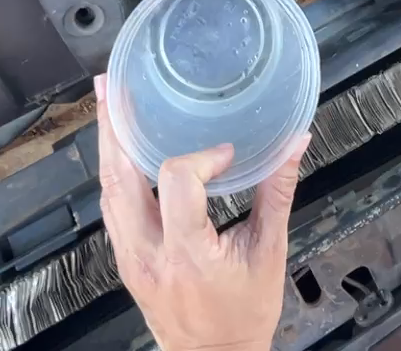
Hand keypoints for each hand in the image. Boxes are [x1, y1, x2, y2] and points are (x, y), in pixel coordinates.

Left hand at [95, 74, 310, 350]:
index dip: (201, 157)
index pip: (176, 181)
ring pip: (106, 191)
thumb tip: (294, 142)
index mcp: (188, 253)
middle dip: (113, 127)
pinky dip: (113, 169)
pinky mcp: (125, 258)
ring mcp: (130, 257)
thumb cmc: (243, 314)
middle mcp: (148, 254)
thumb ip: (278, 192)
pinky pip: (110, 206)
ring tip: (107, 101)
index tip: (224, 153)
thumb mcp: (269, 251)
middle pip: (119, 180)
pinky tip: (118, 146)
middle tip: (110, 85)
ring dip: (107, 143)